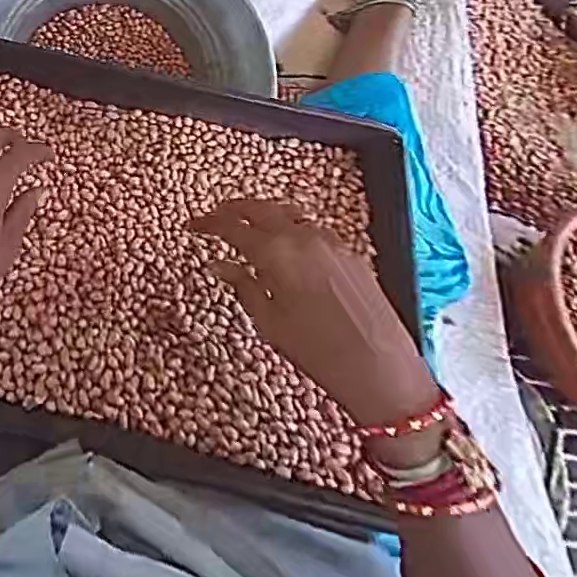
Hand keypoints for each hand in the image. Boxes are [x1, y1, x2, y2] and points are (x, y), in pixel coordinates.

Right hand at [189, 199, 438, 428]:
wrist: (382, 369)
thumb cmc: (322, 352)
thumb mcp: (269, 322)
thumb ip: (242, 285)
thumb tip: (219, 265)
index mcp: (276, 254)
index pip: (232, 225)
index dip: (208, 223)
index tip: (194, 226)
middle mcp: (302, 238)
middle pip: (258, 208)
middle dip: (232, 210)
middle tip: (214, 218)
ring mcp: (329, 242)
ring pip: (286, 212)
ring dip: (261, 213)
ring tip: (245, 224)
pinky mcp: (348, 251)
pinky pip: (310, 227)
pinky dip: (288, 225)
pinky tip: (283, 243)